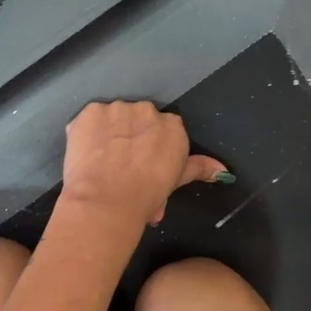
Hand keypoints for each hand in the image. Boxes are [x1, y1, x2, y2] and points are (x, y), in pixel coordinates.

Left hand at [61, 101, 227, 225]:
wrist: (105, 202)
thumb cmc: (145, 196)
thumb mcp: (174, 183)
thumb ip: (199, 169)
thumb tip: (223, 170)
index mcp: (172, 127)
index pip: (165, 131)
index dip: (154, 150)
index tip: (146, 167)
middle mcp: (146, 110)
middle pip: (140, 120)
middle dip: (133, 139)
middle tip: (124, 170)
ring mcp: (116, 109)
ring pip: (114, 119)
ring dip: (110, 136)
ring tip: (103, 166)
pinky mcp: (89, 112)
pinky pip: (89, 122)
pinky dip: (87, 136)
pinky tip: (88, 157)